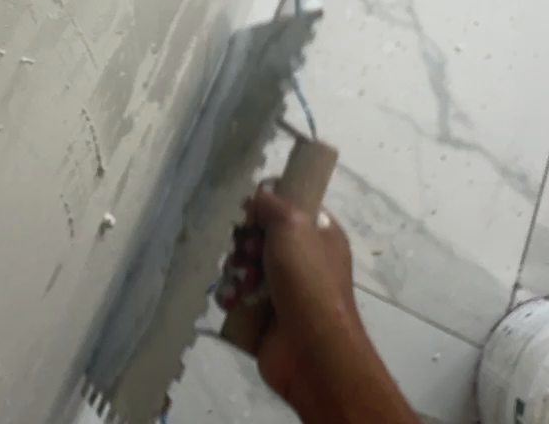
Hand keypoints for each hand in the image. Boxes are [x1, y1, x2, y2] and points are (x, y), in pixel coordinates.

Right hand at [242, 182, 364, 412]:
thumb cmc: (308, 280)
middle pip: (257, 233)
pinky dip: (231, 294)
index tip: (253, 212)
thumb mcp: (293, 223)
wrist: (312, 352)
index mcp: (318, 233)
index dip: (266, 205)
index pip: (286, 204)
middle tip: (249, 251)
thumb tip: (257, 196)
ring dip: (235, 269)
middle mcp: (300, 257)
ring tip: (241, 280)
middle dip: (245, 240)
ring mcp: (281, 287)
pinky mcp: (262, 313)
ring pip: (243, 263)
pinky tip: (233, 299)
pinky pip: (236, 292)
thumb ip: (271, 202)